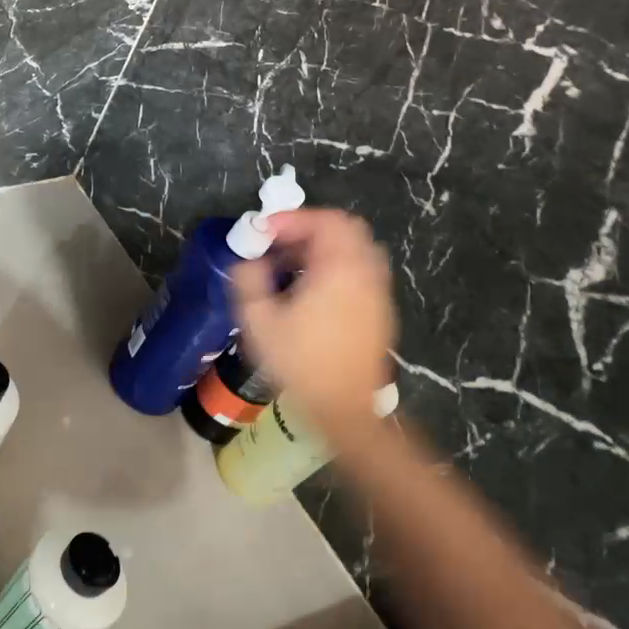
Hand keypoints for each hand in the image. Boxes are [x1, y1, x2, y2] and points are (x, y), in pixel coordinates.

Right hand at [229, 208, 395, 435]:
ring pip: (357, 250)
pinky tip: (310, 291)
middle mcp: (364, 277)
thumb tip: (250, 261)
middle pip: (347, 229)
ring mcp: (376, 295)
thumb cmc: (298, 363)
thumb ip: (249, 280)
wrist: (345, 410)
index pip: (326, 221)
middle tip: (279, 243)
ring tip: (291, 266)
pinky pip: (361, 272)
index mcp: (337, 272)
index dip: (292, 218)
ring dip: (323, 248)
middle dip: (309, 228)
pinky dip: (336, 267)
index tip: (263, 232)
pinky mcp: (379, 313)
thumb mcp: (257, 320)